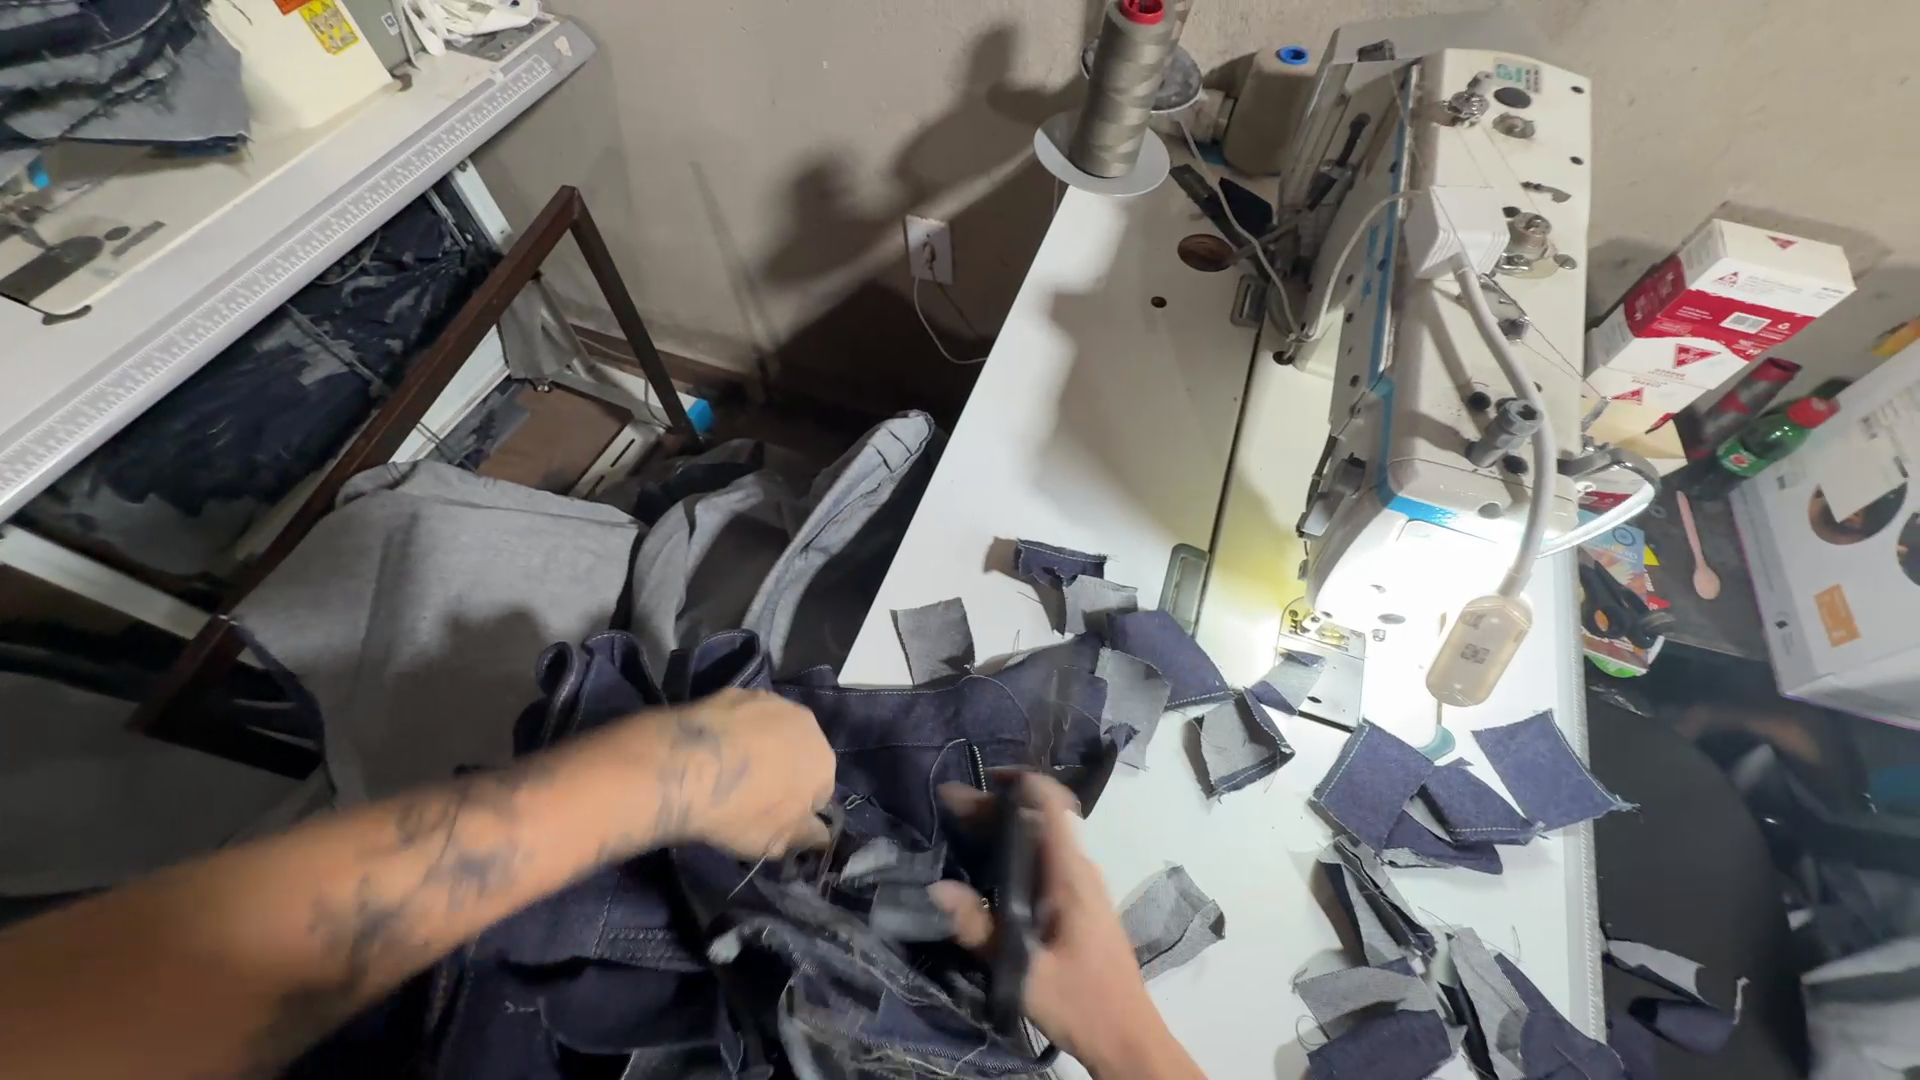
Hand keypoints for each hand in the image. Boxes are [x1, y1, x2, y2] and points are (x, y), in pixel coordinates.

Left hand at [607, 689, 834, 859]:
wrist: (686, 769)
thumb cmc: (739, 811)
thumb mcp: (777, 842)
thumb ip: (808, 836)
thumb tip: (822, 833)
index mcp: (824, 763)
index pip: (820, 791)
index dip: (797, 807)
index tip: (774, 817)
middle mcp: (808, 725)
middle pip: (800, 753)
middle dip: (784, 770)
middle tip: (751, 792)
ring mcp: (773, 702)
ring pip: (774, 729)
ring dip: (762, 745)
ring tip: (729, 768)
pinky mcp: (738, 691)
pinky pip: (743, 715)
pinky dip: (735, 728)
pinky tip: (713, 747)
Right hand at [928, 775, 1200, 1078]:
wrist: (1130, 1041)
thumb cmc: (1084, 1004)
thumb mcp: (1024, 973)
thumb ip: (980, 930)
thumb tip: (937, 889)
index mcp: (1071, 874)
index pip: (1052, 802)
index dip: (1019, 781)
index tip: (979, 781)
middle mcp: (1079, 868)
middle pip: (1039, 816)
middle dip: (996, 805)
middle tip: (950, 808)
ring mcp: (1081, 884)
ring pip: (1041, 837)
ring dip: (1004, 826)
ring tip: (961, 829)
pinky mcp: (1078, 901)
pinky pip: (1044, 857)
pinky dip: (1014, 848)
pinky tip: (987, 866)